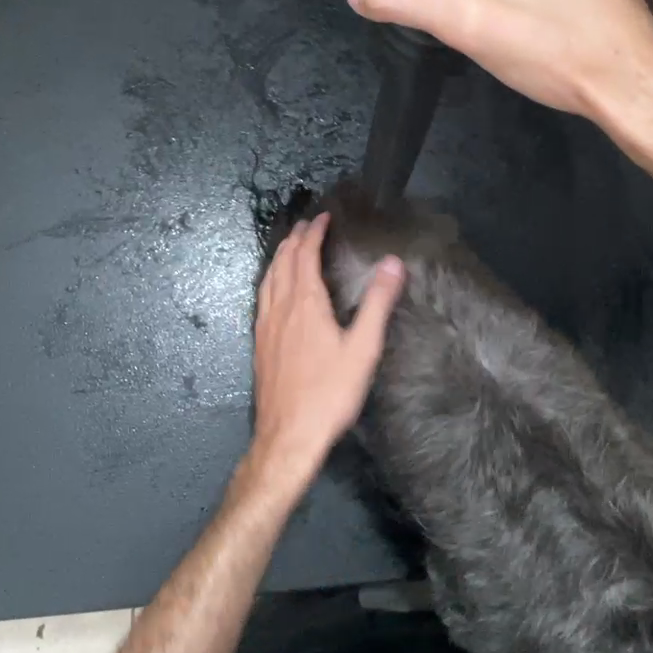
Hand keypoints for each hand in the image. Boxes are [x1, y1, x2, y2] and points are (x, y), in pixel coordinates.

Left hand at [248, 214, 405, 486]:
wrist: (288, 435)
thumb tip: (393, 262)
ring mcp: (265, 327)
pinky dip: (270, 280)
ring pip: (268, 279)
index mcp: (305, 303)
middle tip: (306, 225)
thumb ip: (378, 304)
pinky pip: (262, 298)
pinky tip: (273, 291)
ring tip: (288, 247)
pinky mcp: (259, 345)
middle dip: (295, 240)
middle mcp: (280, 308)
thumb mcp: (363, 348)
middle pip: (283, 263)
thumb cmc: (330, 393)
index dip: (314, 233)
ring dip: (279, 257)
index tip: (323, 217)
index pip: (305, 256)